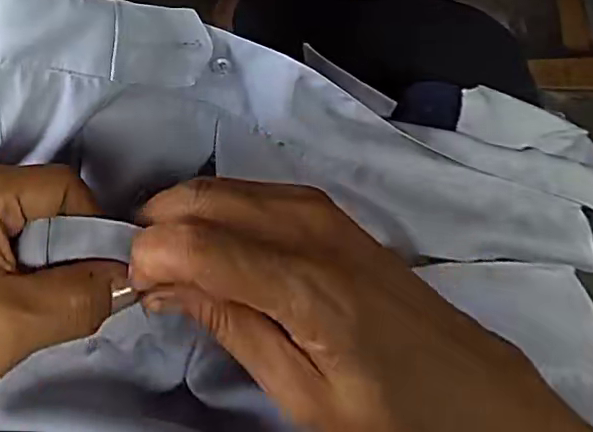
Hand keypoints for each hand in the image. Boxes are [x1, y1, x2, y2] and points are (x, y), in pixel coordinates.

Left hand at [0, 164, 126, 431]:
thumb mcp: (21, 321)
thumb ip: (85, 295)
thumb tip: (129, 278)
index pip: (67, 186)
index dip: (93, 226)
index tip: (107, 270)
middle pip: (55, 204)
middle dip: (74, 250)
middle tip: (82, 293)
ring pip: (40, 228)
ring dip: (56, 266)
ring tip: (52, 306)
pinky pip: (20, 244)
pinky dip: (37, 273)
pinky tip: (30, 306)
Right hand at [130, 178, 591, 431]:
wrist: (463, 382)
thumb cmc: (384, 407)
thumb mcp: (303, 395)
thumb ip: (231, 325)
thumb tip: (163, 282)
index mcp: (304, 284)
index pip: (201, 244)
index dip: (151, 254)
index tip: (130, 282)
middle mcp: (306, 225)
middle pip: (202, 198)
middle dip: (157, 225)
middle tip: (141, 271)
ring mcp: (315, 205)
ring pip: (220, 186)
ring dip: (181, 213)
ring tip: (168, 261)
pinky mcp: (320, 202)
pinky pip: (246, 190)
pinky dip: (212, 208)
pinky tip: (206, 241)